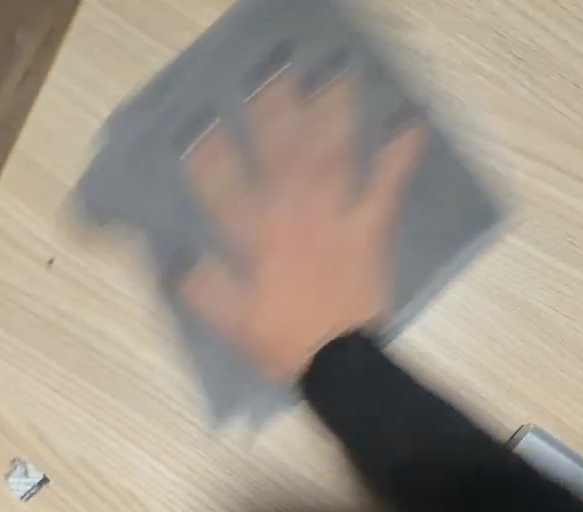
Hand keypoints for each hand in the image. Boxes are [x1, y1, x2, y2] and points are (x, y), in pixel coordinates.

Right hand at [179, 69, 427, 380]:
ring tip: (332, 76)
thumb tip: (175, 262)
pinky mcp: (367, 229)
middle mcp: (292, 219)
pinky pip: (384, 186)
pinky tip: (408, 125)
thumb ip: (204, 290)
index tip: (198, 130)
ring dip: (331, 115)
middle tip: (270, 74)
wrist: (337, 365)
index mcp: (256, 242)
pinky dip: (397, 155)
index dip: (209, 160)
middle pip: (280, 158)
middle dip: (273, 114)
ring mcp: (333, 220)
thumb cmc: (281, 343)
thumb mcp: (232, 324)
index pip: (225, 193)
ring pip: (329, 158)